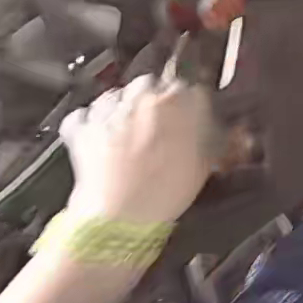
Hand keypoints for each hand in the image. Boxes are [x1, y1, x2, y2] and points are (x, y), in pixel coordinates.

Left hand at [61, 74, 213, 226]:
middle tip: (159, 127)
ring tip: (129, 135)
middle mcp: (142, 96)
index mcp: (178, 100)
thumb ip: (213, 136)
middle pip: (152, 84)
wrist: (120, 219)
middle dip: (155, 101)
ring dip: (124, 109)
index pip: (190, 88)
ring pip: (118, 95)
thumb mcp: (204, 164)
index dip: (190, 106)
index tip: (190, 119)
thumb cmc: (167, 193)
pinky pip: (86, 114)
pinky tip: (101, 138)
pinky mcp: (82, 124)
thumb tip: (221, 127)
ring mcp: (108, 108)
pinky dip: (92, 123)